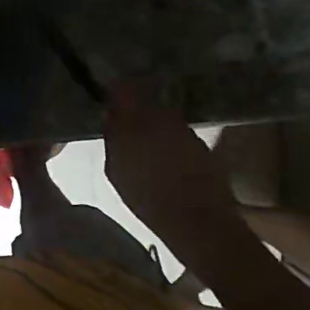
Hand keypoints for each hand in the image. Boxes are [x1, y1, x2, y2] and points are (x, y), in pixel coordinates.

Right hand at [100, 83, 237, 245]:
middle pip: (146, 103)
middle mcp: (163, 118)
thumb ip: (113, 139)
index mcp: (136, 122)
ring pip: (163, 118)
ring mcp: (185, 130)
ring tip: (145, 147)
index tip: (109, 98)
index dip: (116, 92)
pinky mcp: (201, 144)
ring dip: (153, 126)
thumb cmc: (146, 197)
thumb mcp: (116, 170)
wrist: (196, 218)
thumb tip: (111, 118)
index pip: (123, 91)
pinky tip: (165, 161)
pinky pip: (178, 134)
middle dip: (135, 111)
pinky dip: (169, 141)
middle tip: (125, 128)